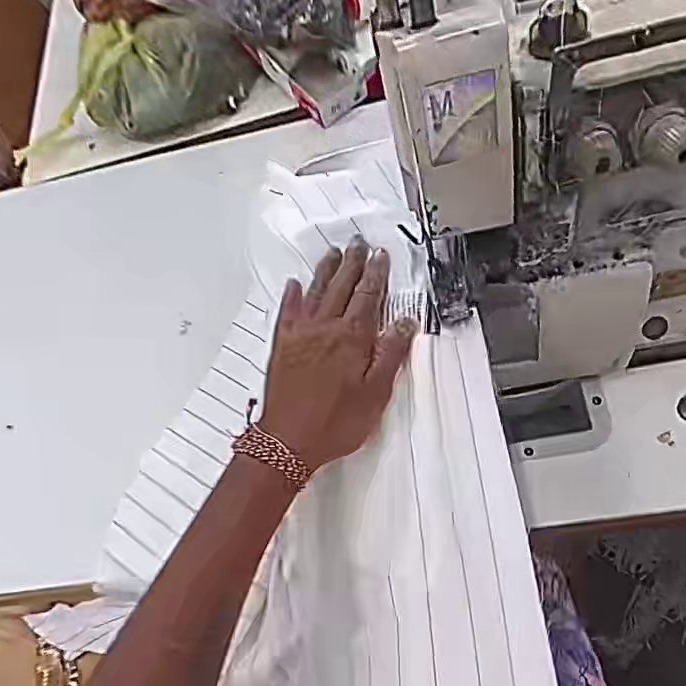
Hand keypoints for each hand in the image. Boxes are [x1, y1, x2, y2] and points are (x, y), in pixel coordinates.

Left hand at [258, 238, 417, 470]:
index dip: (377, 275)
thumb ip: (390, 355)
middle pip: (342, 287)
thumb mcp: (376, 393)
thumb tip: (403, 325)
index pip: (368, 297)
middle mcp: (325, 329)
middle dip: (353, 264)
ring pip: (316, 292)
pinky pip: (288, 311)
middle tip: (359, 245)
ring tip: (334, 254)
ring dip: (326, 271)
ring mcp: (300, 335)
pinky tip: (295, 286)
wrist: (288, 440)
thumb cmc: (333, 423)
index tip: (381, 258)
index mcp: (351, 338)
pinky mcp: (282, 346)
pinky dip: (293, 295)